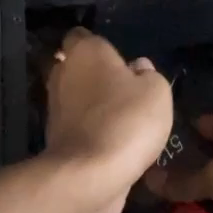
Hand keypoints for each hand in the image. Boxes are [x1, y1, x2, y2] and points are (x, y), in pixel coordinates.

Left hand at [41, 28, 173, 212]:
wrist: (91, 176)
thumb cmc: (127, 120)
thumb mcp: (157, 91)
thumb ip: (148, 74)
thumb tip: (137, 69)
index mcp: (86, 52)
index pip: (81, 36)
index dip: (99, 46)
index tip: (119, 59)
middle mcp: (63, 74)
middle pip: (76, 67)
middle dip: (94, 75)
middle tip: (124, 90)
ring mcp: (55, 109)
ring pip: (75, 98)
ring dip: (93, 105)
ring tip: (122, 119)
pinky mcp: (56, 140)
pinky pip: (77, 127)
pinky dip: (90, 131)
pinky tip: (113, 143)